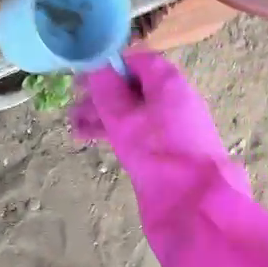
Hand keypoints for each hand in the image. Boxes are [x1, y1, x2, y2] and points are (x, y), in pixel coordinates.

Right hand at [73, 53, 247, 216]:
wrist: (194, 204)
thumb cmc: (158, 153)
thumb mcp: (125, 119)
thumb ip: (107, 91)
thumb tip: (97, 66)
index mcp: (169, 84)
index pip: (138, 61)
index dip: (110, 65)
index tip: (83, 76)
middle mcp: (173, 101)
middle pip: (134, 87)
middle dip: (102, 95)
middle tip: (73, 106)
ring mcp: (171, 128)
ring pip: (133, 112)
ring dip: (103, 116)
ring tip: (74, 128)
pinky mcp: (166, 152)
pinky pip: (137, 133)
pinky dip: (115, 133)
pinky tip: (93, 140)